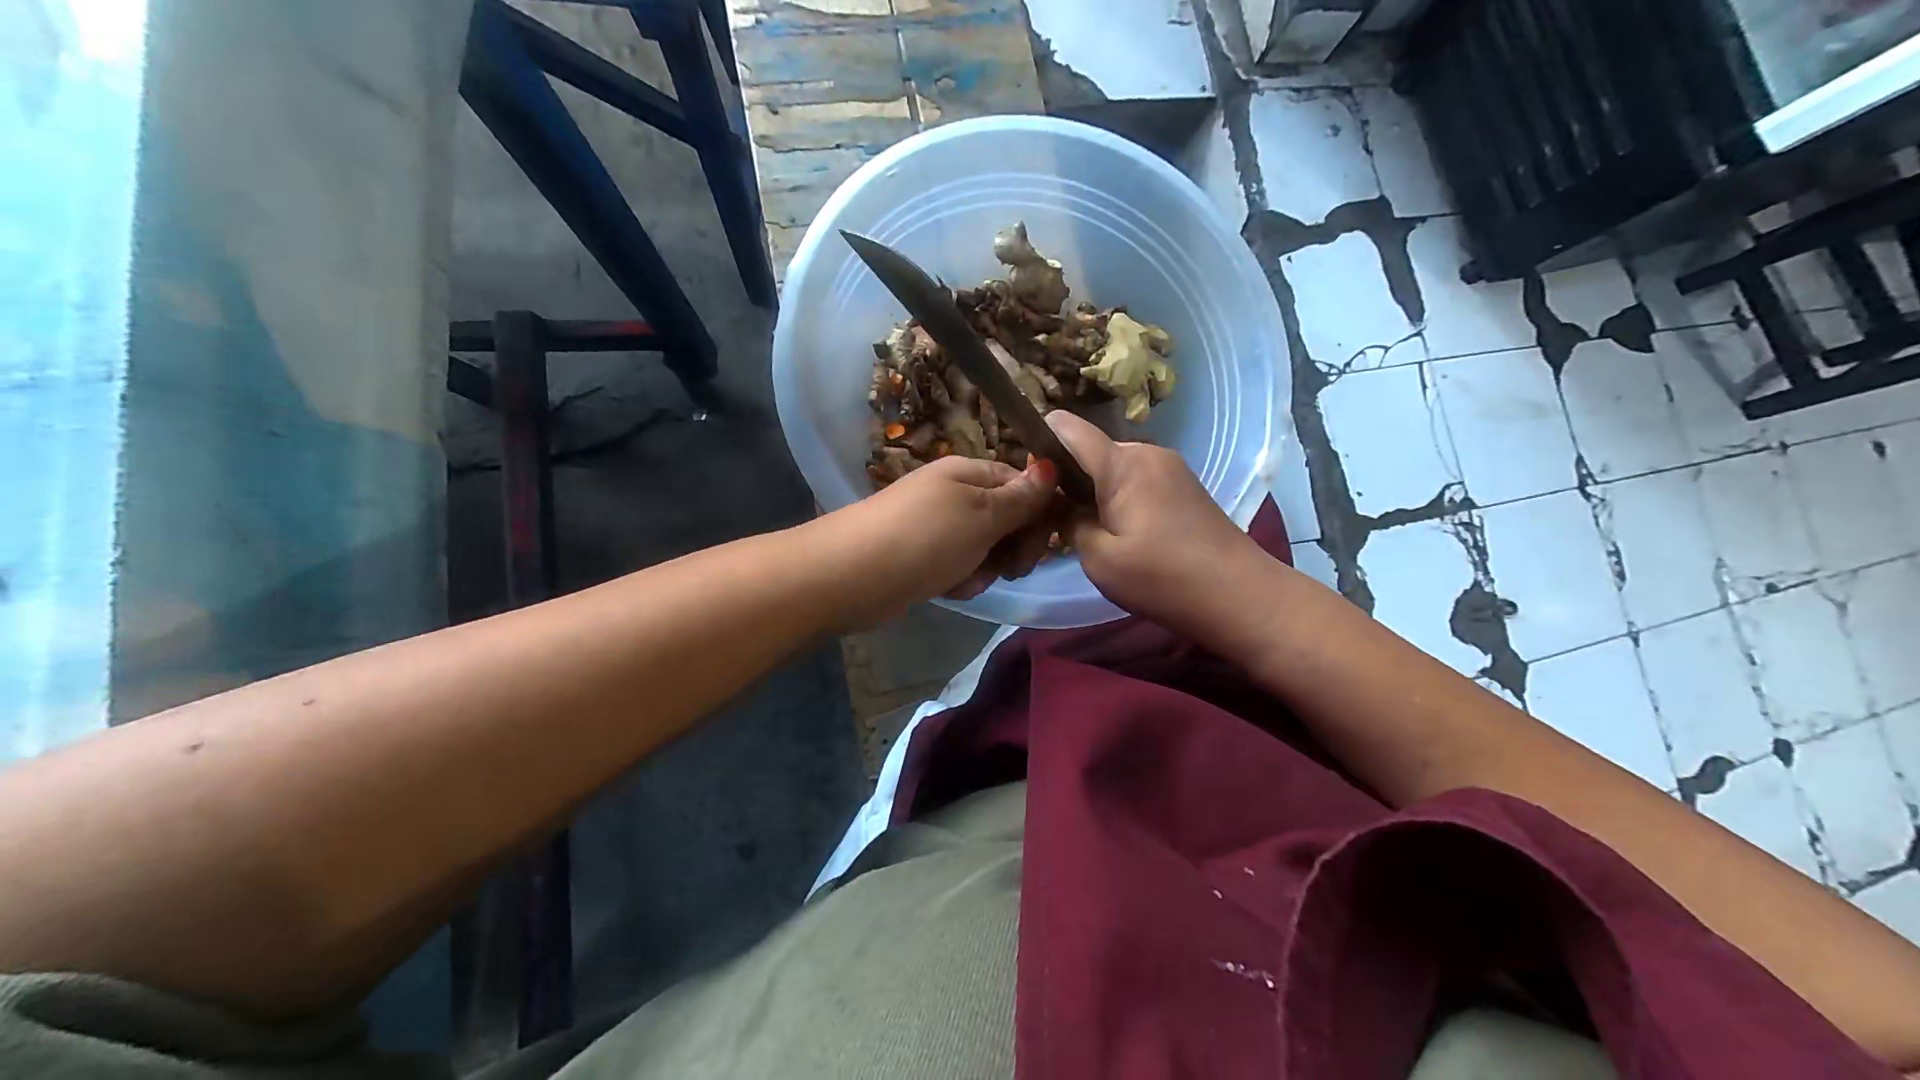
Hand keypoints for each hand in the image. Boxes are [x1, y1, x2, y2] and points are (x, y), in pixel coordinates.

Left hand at [811, 455, 1059, 629]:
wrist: (851, 575)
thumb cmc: (924, 538)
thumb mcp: (982, 515)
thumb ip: (1022, 497)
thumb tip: (1053, 465)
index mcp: (970, 472)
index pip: (1024, 485)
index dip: (1040, 515)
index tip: (1040, 547)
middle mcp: (955, 494)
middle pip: (1008, 518)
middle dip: (1012, 548)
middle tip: (1008, 569)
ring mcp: (938, 526)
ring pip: (986, 548)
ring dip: (985, 569)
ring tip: (965, 580)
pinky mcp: (924, 556)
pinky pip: (960, 566)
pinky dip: (960, 579)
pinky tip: (948, 589)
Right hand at [1047, 411, 1274, 632]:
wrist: (1239, 596)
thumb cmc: (1162, 578)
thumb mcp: (1098, 558)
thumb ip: (1070, 522)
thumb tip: (1064, 507)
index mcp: (1122, 462)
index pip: (1066, 427)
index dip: (1039, 442)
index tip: (1030, 479)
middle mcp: (1146, 452)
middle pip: (1090, 451)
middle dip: (1068, 479)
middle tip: (1056, 523)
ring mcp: (1169, 467)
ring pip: (1113, 468)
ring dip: (1094, 493)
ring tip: (1090, 534)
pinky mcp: (1183, 486)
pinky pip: (1136, 480)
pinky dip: (1119, 499)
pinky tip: (1122, 535)